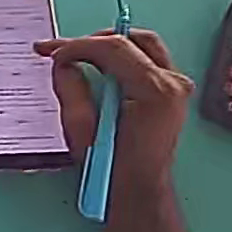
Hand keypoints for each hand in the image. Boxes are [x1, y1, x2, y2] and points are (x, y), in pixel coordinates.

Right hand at [34, 28, 194, 194]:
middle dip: (94, 41)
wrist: (139, 192)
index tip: (54, 53)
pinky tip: (98, 68)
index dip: (78, 46)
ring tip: (78, 56)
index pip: (114, 48)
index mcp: (154, 92)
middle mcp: (172, 84)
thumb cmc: (113, 169)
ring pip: (142, 46)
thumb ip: (71, 89)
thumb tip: (64, 63)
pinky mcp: (171, 93)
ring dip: (107, 48)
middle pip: (132, 40)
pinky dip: (120, 59)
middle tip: (64, 50)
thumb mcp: (82, 129)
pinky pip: (146, 61)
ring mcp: (176, 87)